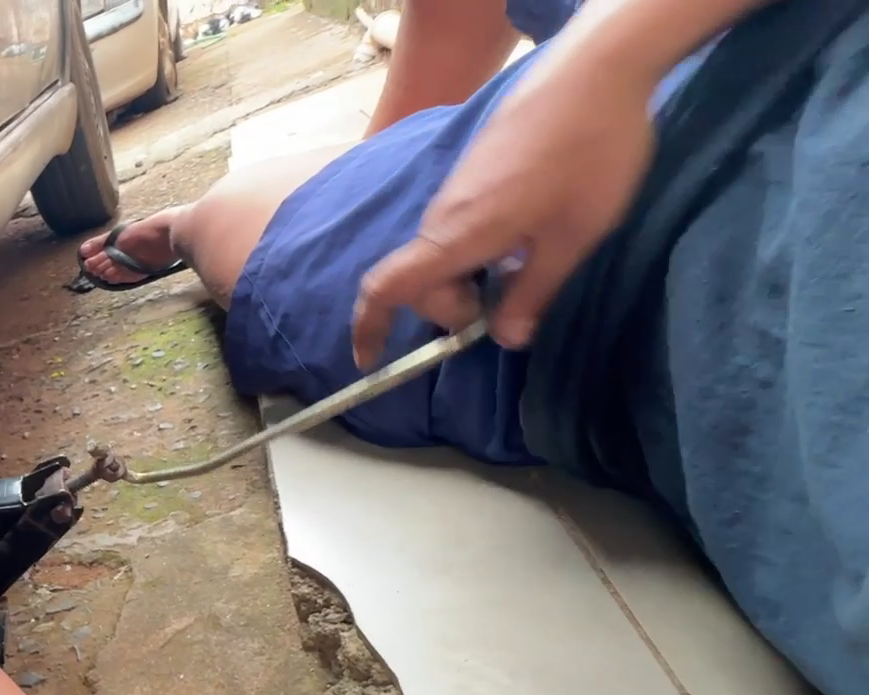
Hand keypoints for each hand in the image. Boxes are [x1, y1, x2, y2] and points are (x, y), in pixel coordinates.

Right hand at [351, 44, 655, 362]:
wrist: (589, 72)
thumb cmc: (585, 155)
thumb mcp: (575, 234)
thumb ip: (535, 291)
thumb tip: (507, 340)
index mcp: (454, 241)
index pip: (386, 291)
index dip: (368, 329)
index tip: (369, 360)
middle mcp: (437, 224)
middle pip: (419, 285)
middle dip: (452, 308)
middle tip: (506, 307)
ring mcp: (448, 202)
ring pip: (438, 260)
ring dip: (466, 280)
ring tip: (521, 266)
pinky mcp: (464, 184)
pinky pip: (451, 235)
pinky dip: (471, 255)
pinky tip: (519, 237)